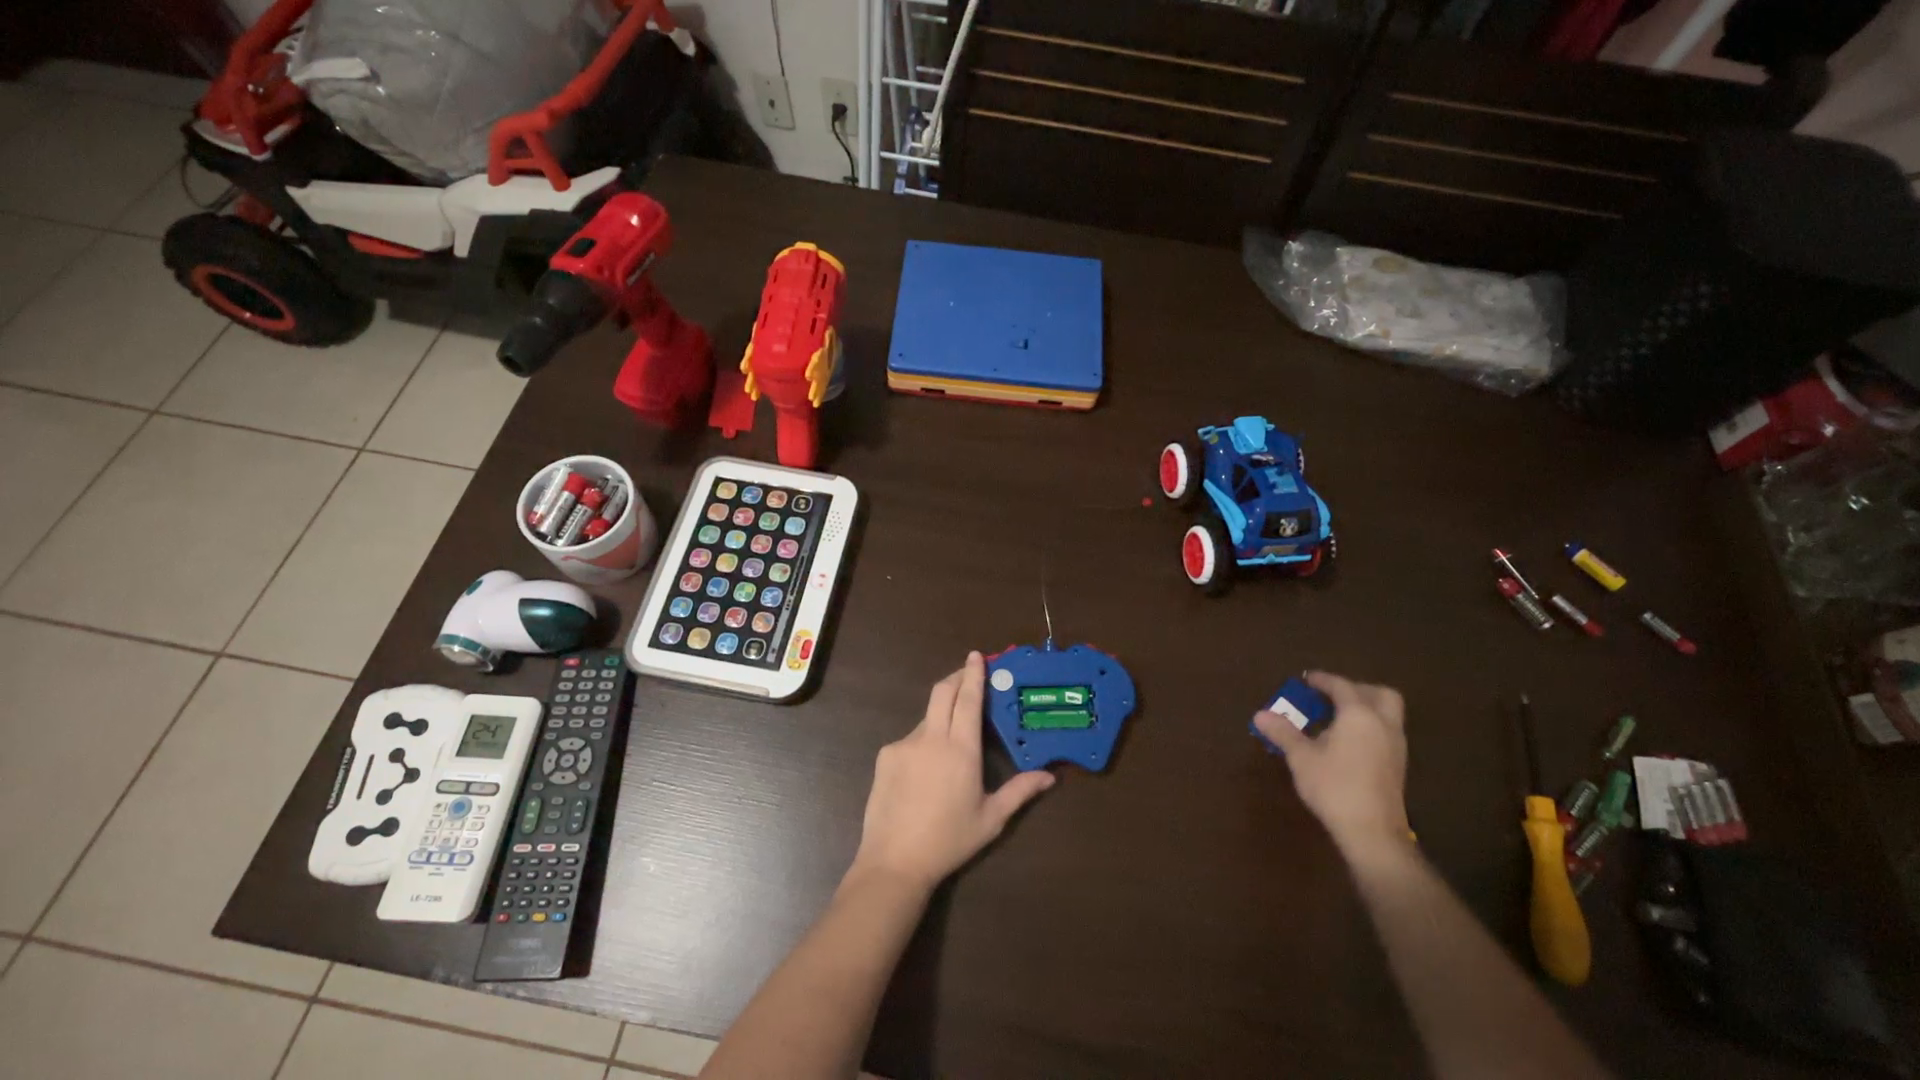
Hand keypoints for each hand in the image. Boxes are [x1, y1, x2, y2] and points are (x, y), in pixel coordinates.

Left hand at [850, 652, 1055, 890]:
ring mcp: (904, 745)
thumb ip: (1020, 792)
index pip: (969, 699)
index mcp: (961, 749)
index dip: (974, 674)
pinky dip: (924, 740)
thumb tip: (1050, 776)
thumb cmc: (949, 840)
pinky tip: (928, 768)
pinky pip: (910, 739)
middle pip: (942, 692)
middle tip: (968, 673)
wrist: (895, 861)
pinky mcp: (886, 756)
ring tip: (953, 735)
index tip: (977, 655)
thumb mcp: (991, 819)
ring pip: (927, 717)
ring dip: (942, 714)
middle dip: (956, 677)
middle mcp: (931, 738)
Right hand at [1253, 671, 1409, 855]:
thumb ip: (1283, 733)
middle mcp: (1383, 723)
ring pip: (1388, 713)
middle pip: (1378, 693)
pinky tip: (1350, 743)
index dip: (1323, 680)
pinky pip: (1387, 731)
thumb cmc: (1334, 787)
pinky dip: (1371, 726)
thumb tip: (1260, 715)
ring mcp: (1395, 744)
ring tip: (1338, 719)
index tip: (1307, 679)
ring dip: (1366, 708)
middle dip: (1356, 689)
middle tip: (1332, 697)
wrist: (1372, 830)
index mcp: (1358, 715)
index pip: (1342, 686)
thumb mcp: (1301, 758)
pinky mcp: (1398, 764)